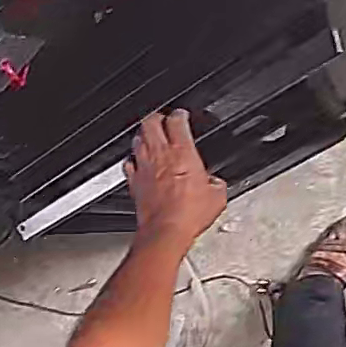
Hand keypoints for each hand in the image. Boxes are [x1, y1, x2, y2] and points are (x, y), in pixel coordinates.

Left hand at [126, 110, 226, 253]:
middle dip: (157, 118)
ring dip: (144, 136)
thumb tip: (215, 183)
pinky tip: (137, 162)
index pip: (177, 120)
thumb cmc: (188, 215)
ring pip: (137, 139)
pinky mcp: (134, 183)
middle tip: (162, 120)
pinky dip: (133, 159)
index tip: (182, 116)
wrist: (166, 231)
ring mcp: (144, 168)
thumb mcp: (217, 198)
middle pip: (151, 122)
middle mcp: (160, 155)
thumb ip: (216, 183)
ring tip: (149, 137)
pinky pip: (129, 163)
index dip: (179, 114)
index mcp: (182, 152)